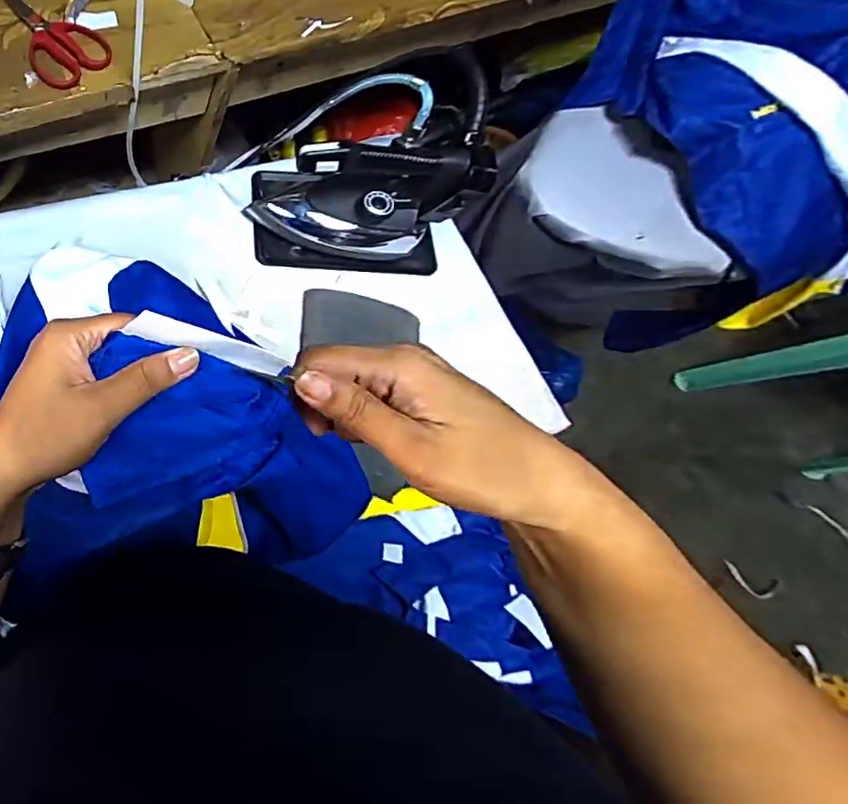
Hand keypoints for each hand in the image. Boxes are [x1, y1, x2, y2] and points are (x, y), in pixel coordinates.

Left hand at [0, 314, 197, 548]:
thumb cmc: (46, 435)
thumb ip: (145, 378)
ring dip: (134, 377)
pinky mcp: (55, 385)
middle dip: (150, 359)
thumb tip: (188, 353)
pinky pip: (95, 377)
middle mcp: (59, 340)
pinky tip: (140, 404)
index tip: (197, 355)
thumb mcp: (102, 407)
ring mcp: (55, 363)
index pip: (125, 323)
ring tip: (173, 392)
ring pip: (108, 362)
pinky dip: (116, 388)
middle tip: (191, 377)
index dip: (161, 338)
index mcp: (66, 334)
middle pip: (117, 341)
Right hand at [292, 343, 609, 530]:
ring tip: (363, 443)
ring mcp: (413, 370)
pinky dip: (360, 412)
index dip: (304, 390)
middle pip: (333, 366)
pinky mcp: (419, 386)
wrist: (546, 489)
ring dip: (340, 409)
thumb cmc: (482, 471)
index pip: (321, 358)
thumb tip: (301, 378)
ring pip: (348, 378)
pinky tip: (377, 436)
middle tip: (336, 440)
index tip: (316, 430)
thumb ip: (353, 410)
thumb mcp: (410, 448)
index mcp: (399, 364)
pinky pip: (369, 388)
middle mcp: (403, 357)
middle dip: (320, 400)